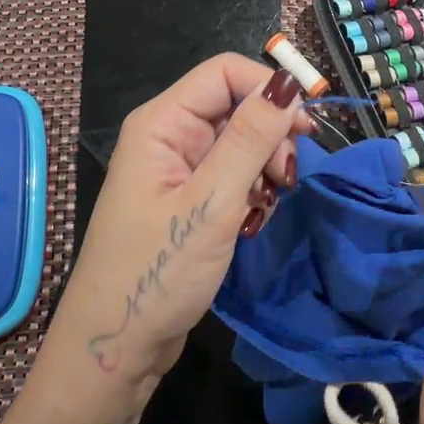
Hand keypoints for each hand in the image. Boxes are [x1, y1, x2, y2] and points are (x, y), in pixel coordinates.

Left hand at [0, 54, 308, 423]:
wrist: (115, 351)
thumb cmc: (156, 272)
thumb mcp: (212, 203)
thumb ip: (251, 139)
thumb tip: (289, 83)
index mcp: (162, 122)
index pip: (225, 72)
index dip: (270, 87)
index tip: (308, 126)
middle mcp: (169, 135)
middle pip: (236, 106)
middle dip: (270, 135)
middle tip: (287, 178)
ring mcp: (178, 169)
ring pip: (240, 142)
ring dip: (265, 167)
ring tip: (267, 206)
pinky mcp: (189, 200)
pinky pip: (233, 175)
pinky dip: (252, 191)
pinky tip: (253, 221)